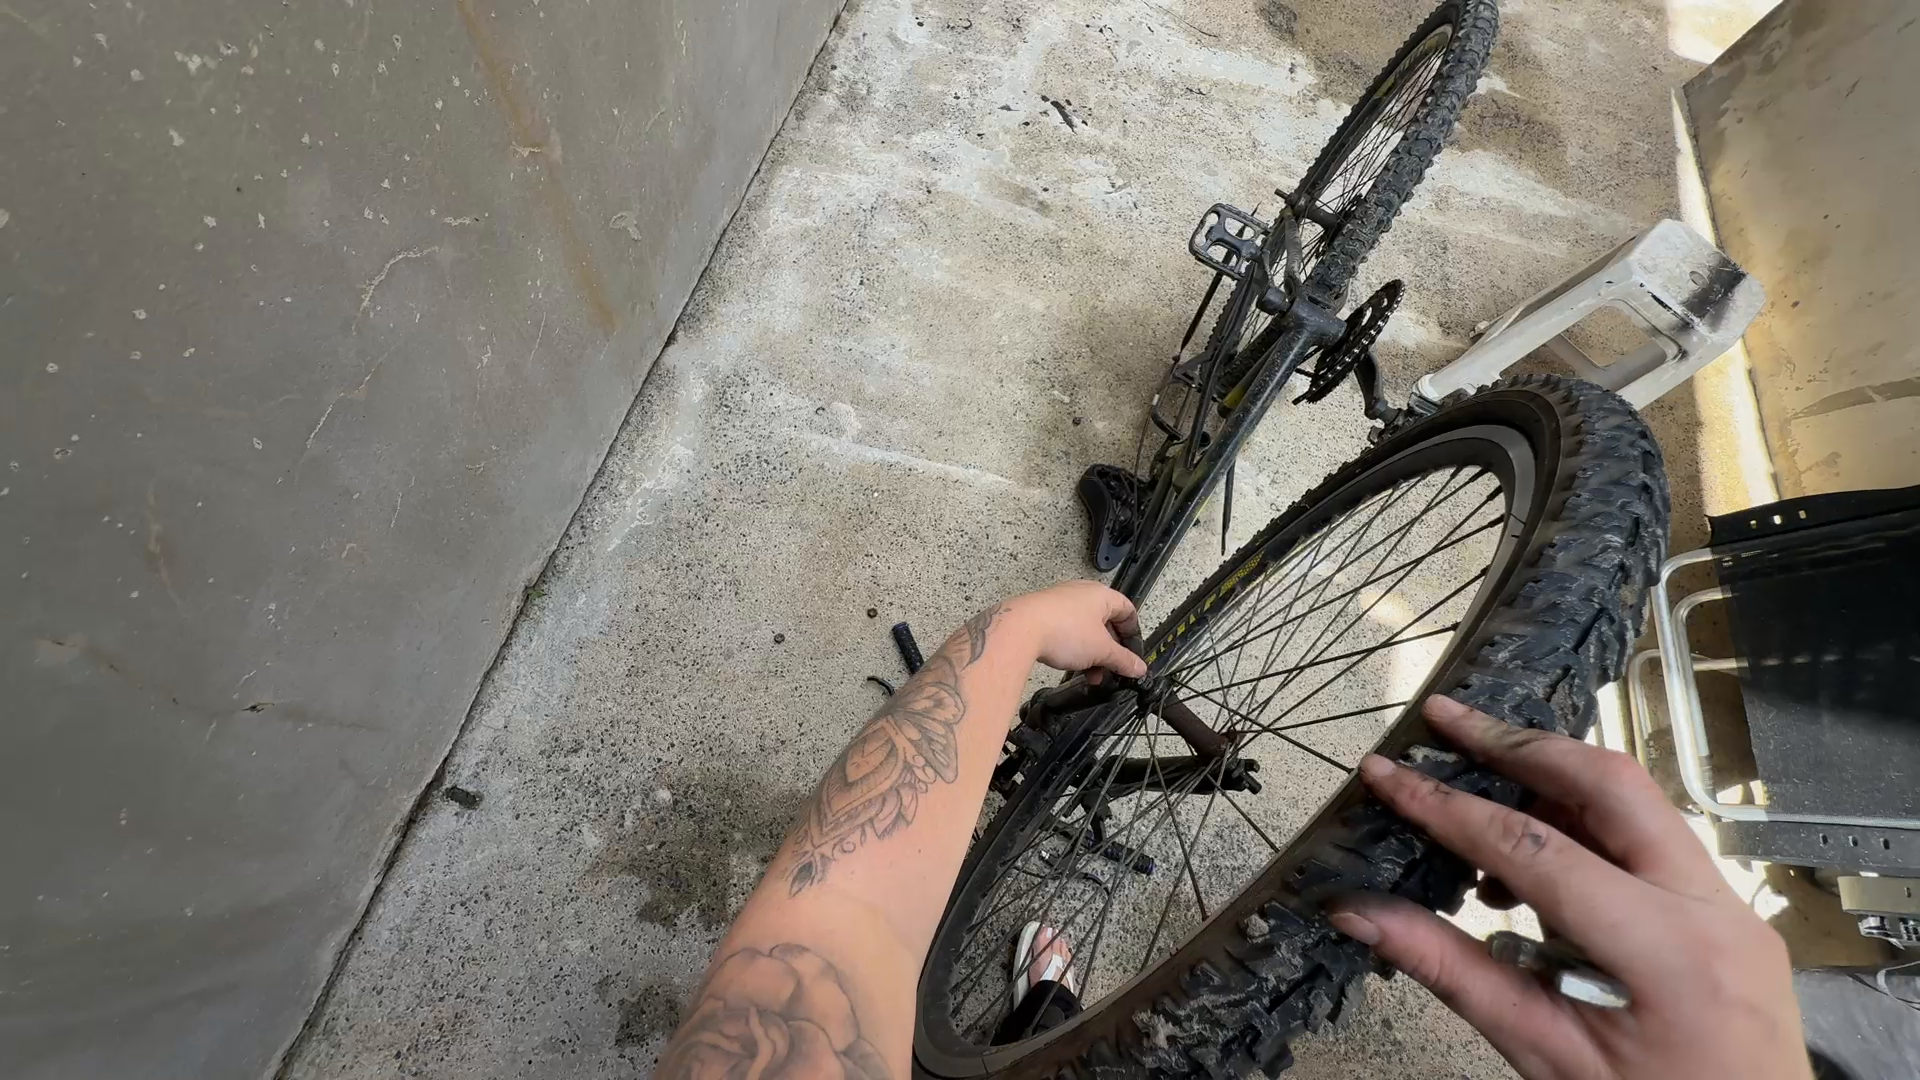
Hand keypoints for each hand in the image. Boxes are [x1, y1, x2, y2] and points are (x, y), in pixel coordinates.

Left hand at [999, 581, 1145, 678]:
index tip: (1132, 654)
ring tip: (1092, 677)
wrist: (1020, 630)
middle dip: (1110, 650)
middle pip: (1105, 622)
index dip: (1133, 633)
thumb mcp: (1101, 651)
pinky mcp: (1043, 613)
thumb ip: (1123, 660)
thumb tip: (1138, 668)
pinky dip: (1074, 648)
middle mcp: (1081, 593)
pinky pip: (1066, 631)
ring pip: (1085, 629)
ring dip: (1092, 654)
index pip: (1127, 610)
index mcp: (1101, 595)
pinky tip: (1072, 667)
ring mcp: (1060, 602)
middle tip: (1112, 670)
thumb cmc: (1064, 631)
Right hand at [1327, 696, 1809, 1079]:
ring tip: (1469, 761)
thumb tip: (1354, 911)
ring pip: (1629, 794)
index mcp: (1670, 957)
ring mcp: (1725, 905)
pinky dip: (1566, 812)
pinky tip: (1513, 844)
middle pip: (1608, 783)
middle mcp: (1713, 913)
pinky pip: (1636, 829)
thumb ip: (1444, 966)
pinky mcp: (1717, 906)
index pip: (1533, 849)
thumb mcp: (1541, 1049)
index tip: (1384, 774)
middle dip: (1512, 742)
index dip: (1444, 806)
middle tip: (1442, 717)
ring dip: (1541, 767)